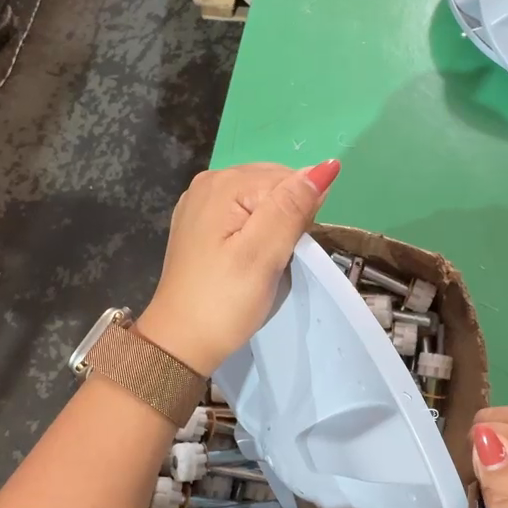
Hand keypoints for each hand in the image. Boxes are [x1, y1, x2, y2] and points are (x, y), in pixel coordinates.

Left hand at [138, 160, 340, 375]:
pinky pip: (243, 212)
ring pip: (261, 198)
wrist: (181, 341)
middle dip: (287, 216)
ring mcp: (201, 202)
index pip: (288, 180)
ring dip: (274, 224)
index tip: (287, 250)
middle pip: (273, 184)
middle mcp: (209, 181)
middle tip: (276, 258)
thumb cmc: (225, 300)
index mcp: (224, 184)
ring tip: (264, 259)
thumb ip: (293, 207)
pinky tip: (249, 255)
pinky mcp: (200, 223)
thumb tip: (326, 167)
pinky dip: (256, 229)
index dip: (300, 214)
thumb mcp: (264, 254)